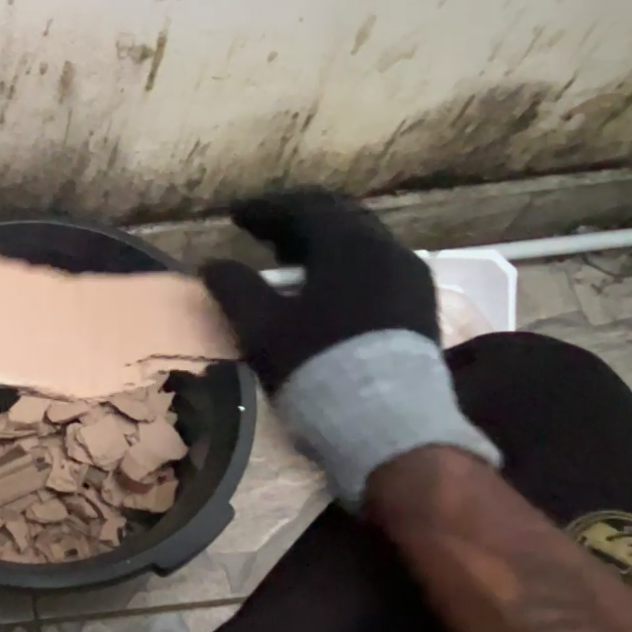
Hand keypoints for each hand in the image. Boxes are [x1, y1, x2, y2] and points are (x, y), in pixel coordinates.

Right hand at [200, 188, 498, 506]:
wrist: (389, 425)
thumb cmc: (318, 367)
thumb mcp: (262, 327)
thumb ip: (234, 288)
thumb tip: (212, 265)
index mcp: (350, 246)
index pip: (305, 207)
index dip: (265, 207)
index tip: (236, 215)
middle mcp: (388, 250)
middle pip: (340, 218)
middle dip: (297, 220)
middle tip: (262, 232)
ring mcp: (410, 279)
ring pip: (361, 244)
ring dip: (322, 245)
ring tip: (290, 263)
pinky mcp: (419, 309)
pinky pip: (376, 269)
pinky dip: (344, 266)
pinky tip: (324, 291)